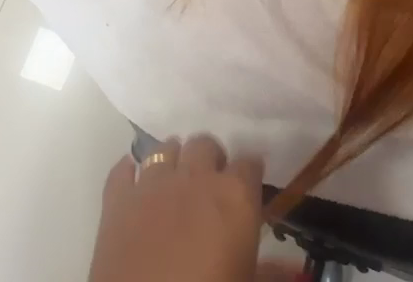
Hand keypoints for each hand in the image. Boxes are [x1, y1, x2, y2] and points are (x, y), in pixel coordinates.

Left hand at [88, 135, 267, 281]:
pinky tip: (136, 184)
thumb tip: (295, 271)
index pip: (250, 162)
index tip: (249, 187)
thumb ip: (272, 271)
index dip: (249, 174)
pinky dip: (130, 172)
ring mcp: (152, 184)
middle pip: (205, 144)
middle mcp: (195, 177)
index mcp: (235, 195)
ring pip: (166, 148)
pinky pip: (122, 169)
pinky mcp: (116, 199)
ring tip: (177, 182)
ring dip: (174, 160)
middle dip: (211, 159)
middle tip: (212, 185)